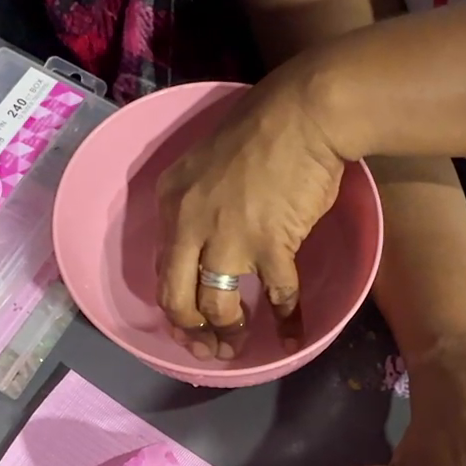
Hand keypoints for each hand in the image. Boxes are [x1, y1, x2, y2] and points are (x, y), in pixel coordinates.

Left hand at [156, 77, 345, 358]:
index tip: (187, 326)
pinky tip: (293, 339)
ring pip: (219, 307)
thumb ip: (199, 206)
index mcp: (173, 203)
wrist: (303, 114)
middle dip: (192, 332)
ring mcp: (230, 239)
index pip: (162, 268)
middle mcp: (191, 225)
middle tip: (208, 350)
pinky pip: (278, 297)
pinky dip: (288, 323)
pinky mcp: (271, 247)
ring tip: (240, 346)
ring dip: (230, 334)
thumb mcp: (208, 163)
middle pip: (178, 298)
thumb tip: (207, 246)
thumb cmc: (262, 129)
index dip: (174, 306)